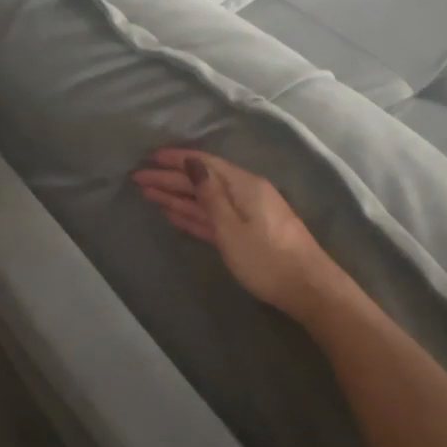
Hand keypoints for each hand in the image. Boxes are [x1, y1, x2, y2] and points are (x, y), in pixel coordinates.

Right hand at [132, 148, 339, 315]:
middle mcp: (244, 194)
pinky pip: (211, 217)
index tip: (149, 157)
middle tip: (138, 177)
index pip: (204, 163)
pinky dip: (190, 213)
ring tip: (148, 192)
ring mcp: (245, 214)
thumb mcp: (232, 227)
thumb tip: (192, 163)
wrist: (307, 289)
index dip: (176, 158)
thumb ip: (210, 195)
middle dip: (169, 178)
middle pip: (202, 180)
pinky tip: (172, 212)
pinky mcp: (243, 233)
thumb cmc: (266, 258)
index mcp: (244, 185)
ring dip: (176, 195)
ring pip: (204, 200)